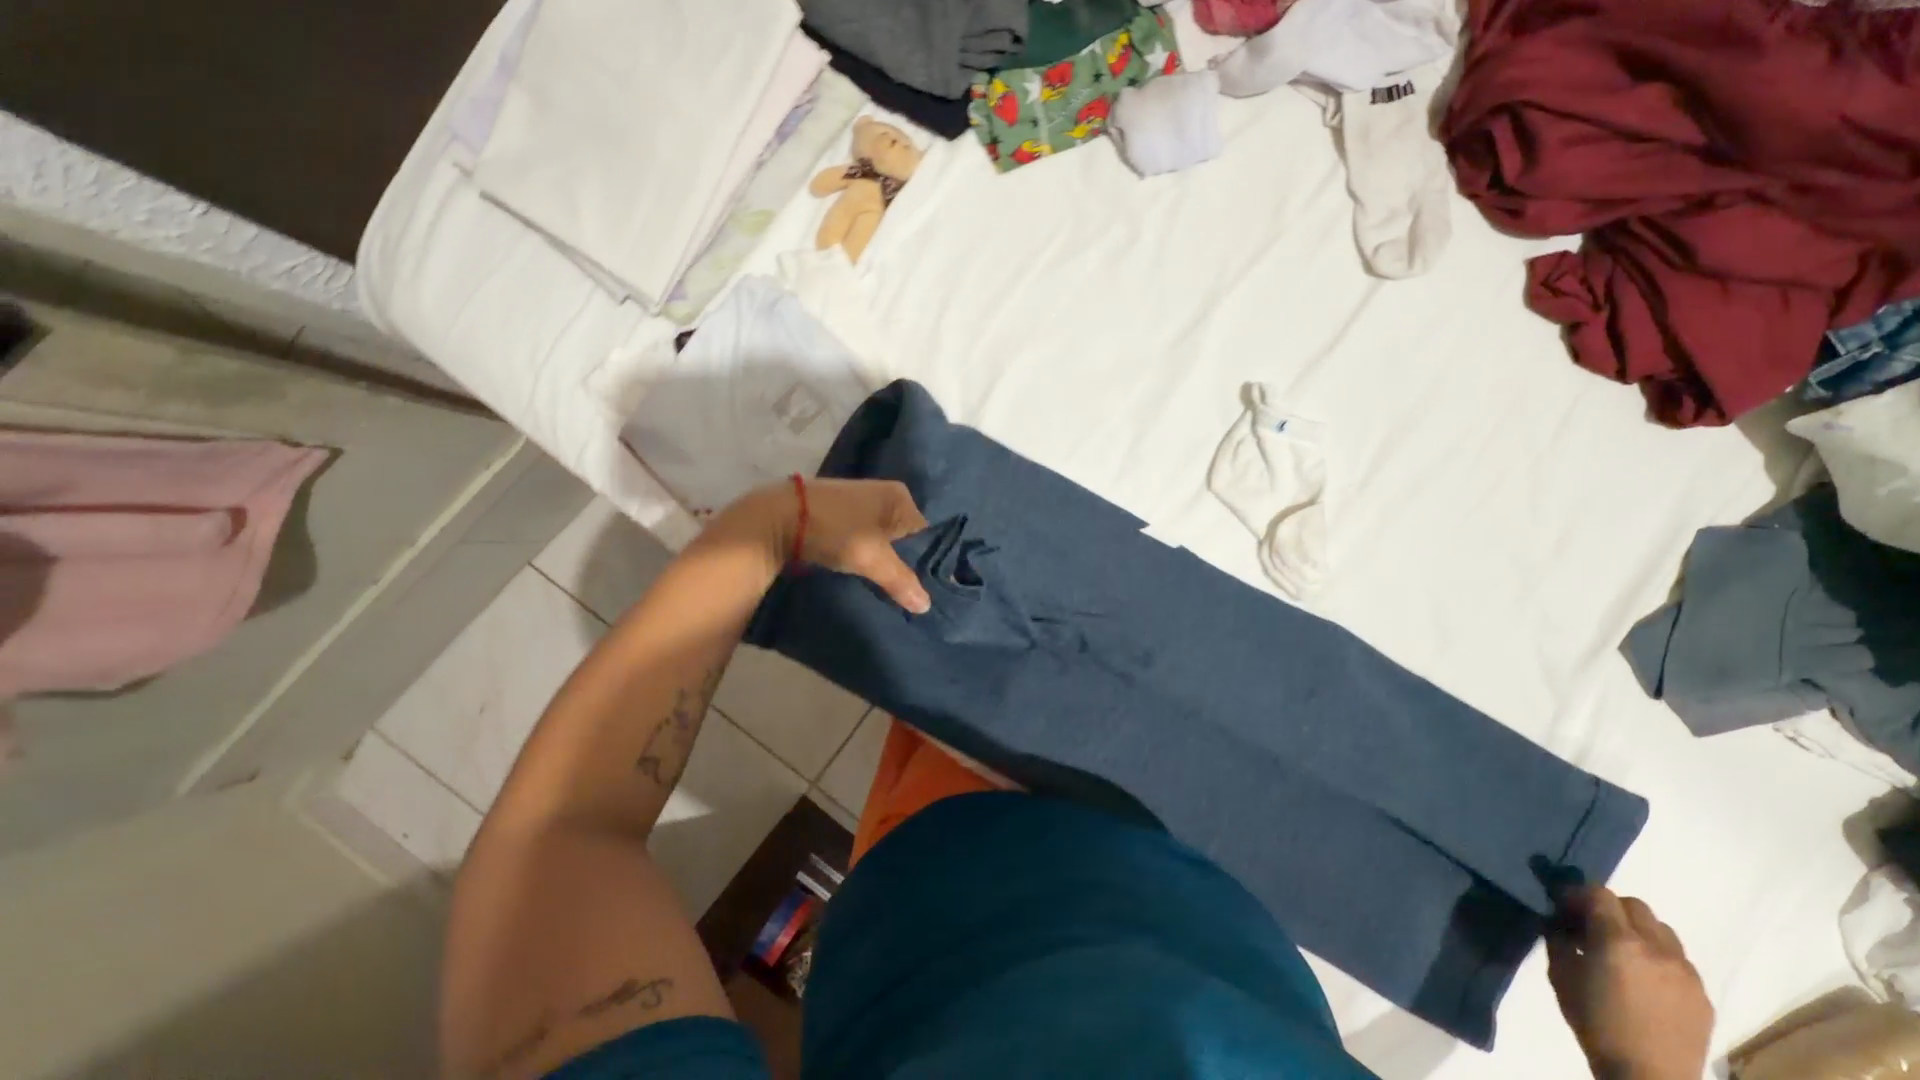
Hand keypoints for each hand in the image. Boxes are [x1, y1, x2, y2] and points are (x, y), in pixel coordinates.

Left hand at [724, 478, 931, 613]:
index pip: (925, 532)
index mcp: (899, 495)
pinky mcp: (837, 514)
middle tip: (909, 592)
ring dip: (882, 560)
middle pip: (903, 536)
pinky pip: (861, 537)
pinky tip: (862, 572)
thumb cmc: (835, 530)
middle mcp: (881, 493)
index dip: (926, 560)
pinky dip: (863, 554)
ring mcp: (857, 502)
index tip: (927, 587)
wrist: (778, 518)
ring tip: (887, 586)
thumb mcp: (873, 558)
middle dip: (904, 561)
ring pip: (881, 538)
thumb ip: (901, 581)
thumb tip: (926, 606)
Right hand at [1547, 886, 1713, 1079]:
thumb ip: (1559, 940)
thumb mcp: (1561, 979)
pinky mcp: (1703, 993)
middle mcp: (1657, 948)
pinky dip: (1659, 959)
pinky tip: (1646, 984)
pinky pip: (1679, 960)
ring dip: (1638, 932)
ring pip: (1662, 930)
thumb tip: (1560, 921)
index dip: (1579, 895)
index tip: (1566, 909)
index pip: (1599, 894)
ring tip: (1624, 956)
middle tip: (1592, 929)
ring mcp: (1686, 970)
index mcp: (1618, 942)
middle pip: (1635, 905)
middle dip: (1610, 909)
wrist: (1649, 1079)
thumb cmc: (1597, 1028)